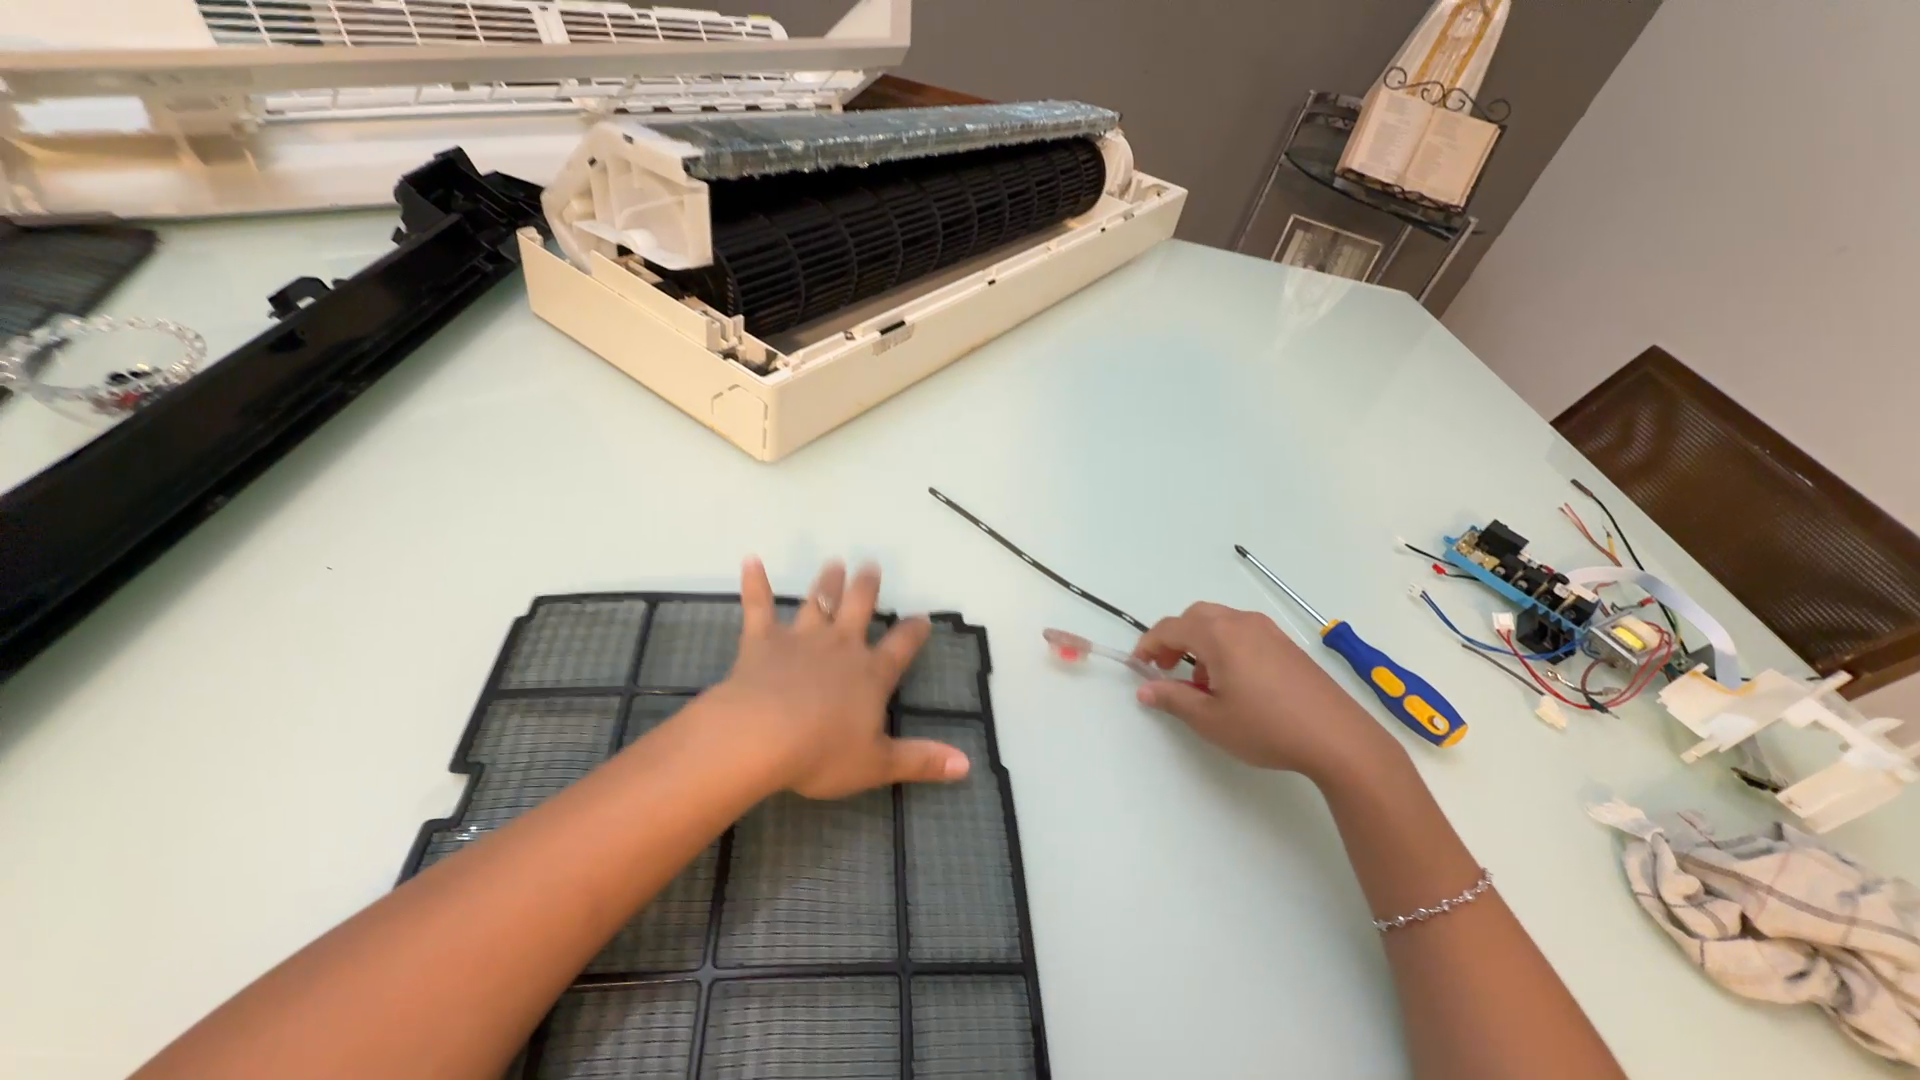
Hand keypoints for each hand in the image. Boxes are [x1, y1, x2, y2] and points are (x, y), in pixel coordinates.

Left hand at [706, 557, 969, 799]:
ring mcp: (800, 639)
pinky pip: (758, 606)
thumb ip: (921, 760)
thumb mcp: (877, 764)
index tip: (923, 617)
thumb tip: (966, 765)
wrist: (760, 737)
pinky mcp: (762, 640)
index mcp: (871, 675)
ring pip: (818, 600)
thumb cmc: (821, 753)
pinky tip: (751, 560)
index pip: (901, 647)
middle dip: (867, 586)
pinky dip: (754, 582)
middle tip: (871, 565)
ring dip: (826, 581)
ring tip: (834, 562)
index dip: (914, 631)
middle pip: (859, 607)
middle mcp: (840, 647)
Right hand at [1133, 602, 1402, 782]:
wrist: (1337, 737)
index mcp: (1218, 635)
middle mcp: (1241, 622)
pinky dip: (1226, 647)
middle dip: (1175, 640)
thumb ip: (1173, 699)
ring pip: (1221, 623)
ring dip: (1201, 643)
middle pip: (1196, 617)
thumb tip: (1146, 689)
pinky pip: (1243, 633)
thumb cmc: (1266, 726)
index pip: (1170, 628)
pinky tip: (1236, 683)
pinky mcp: (1286, 645)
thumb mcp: (1210, 719)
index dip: (1148, 646)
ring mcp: (1268, 631)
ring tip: (1203, 683)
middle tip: (1167, 671)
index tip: (1139, 668)